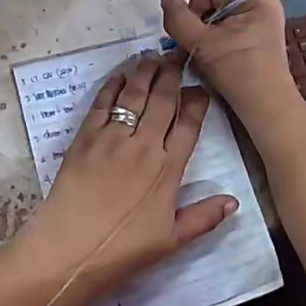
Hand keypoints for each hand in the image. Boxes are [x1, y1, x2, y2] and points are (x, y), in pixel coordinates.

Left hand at [14, 54, 236, 298]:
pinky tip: (120, 75)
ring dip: (145, 72)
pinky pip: (103, 103)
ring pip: (134, 94)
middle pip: (163, 100)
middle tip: (177, 56)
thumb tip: (234, 201)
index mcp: (168, 168)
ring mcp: (113, 137)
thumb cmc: (124, 250)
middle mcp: (144, 145)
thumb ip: (203, 218)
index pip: (189, 124)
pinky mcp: (85, 137)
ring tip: (153, 55)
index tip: (200, 87)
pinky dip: (113, 85)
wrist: (71, 249)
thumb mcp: (171, 240)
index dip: (196, 101)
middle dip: (172, 75)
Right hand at [160, 0, 296, 112]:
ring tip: (206, 55)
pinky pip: (228, 28)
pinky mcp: (257, 38)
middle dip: (200, 21)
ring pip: (218, 15)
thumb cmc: (238, 72)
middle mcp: (262, 4)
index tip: (195, 34)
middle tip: (198, 46)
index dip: (195, 6)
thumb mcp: (202, 44)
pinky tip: (215, 59)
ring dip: (205, 33)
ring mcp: (261, 21)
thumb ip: (178, 19)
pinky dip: (216, 40)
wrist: (266, 108)